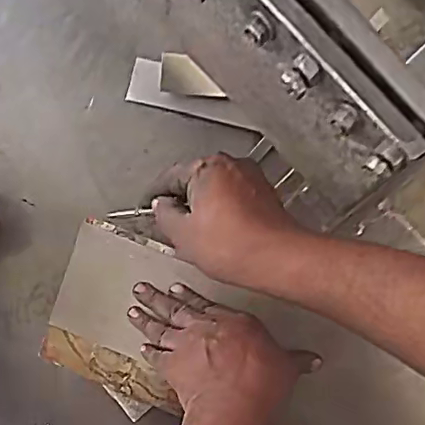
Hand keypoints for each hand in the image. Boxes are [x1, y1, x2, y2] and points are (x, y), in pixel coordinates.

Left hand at [128, 282, 318, 424]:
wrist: (233, 404)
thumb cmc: (261, 385)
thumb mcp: (286, 368)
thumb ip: (294, 360)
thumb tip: (312, 360)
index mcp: (235, 321)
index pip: (210, 304)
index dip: (193, 296)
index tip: (180, 288)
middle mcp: (205, 327)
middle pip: (178, 308)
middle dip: (160, 297)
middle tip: (144, 288)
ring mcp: (184, 344)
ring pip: (159, 326)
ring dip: (145, 318)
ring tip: (134, 309)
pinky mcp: (170, 365)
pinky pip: (155, 356)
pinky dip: (147, 351)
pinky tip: (141, 346)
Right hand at [146, 154, 303, 289]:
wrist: (274, 259)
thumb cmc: (234, 246)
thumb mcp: (181, 234)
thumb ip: (163, 215)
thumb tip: (161, 208)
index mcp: (207, 167)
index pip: (169, 177)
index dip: (155, 196)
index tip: (150, 207)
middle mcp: (232, 165)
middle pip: (194, 181)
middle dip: (182, 203)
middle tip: (172, 227)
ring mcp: (251, 179)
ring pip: (216, 191)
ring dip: (203, 210)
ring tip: (198, 237)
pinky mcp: (264, 196)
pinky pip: (234, 201)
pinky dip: (223, 215)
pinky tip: (219, 237)